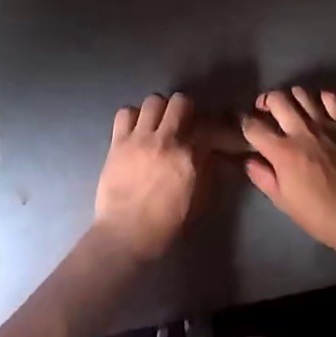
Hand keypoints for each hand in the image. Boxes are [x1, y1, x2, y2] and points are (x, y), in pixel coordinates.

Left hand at [91, 93, 205, 264]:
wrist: (125, 236)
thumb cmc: (165, 225)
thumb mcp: (198, 201)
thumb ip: (206, 171)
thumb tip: (209, 153)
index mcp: (188, 156)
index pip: (210, 128)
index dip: (218, 130)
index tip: (218, 136)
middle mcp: (165, 140)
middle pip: (180, 101)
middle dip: (186, 109)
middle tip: (184, 123)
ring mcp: (139, 138)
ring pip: (153, 100)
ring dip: (160, 110)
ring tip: (158, 124)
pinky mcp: (117, 142)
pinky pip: (125, 113)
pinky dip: (133, 117)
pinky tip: (136, 130)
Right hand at [242, 87, 335, 250]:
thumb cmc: (316, 213)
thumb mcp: (282, 200)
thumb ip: (262, 176)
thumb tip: (249, 160)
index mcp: (282, 151)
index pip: (253, 126)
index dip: (242, 122)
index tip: (241, 123)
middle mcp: (301, 130)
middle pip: (276, 99)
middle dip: (264, 101)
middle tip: (263, 112)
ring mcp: (323, 125)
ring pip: (301, 93)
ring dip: (289, 97)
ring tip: (288, 109)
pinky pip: (330, 98)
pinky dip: (320, 98)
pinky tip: (315, 109)